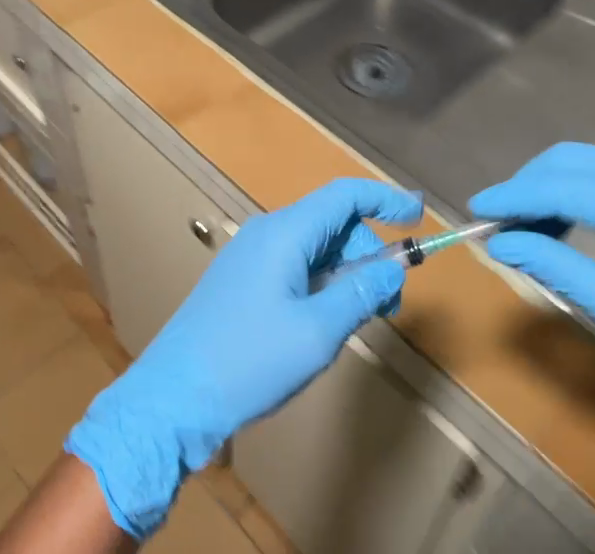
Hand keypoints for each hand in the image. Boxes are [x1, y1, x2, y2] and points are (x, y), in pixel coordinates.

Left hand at [66, 178, 422, 536]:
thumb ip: (361, 293)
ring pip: (316, 249)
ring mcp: (251, 258)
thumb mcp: (318, 332)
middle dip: (369, 253)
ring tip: (362, 319)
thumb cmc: (250, 361)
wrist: (174, 399)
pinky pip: (295, 268)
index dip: (386, 199)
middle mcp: (267, 234)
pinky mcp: (242, 282)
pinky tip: (329, 321)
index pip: (345, 195)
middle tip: (390, 302)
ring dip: (348, 274)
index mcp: (284, 233)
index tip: (420, 216)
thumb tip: (394, 267)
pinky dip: (323, 285)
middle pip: (333, 224)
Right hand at [469, 143, 594, 475]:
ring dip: (543, 189)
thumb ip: (554, 266)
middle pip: (570, 162)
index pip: (564, 186)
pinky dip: (566, 195)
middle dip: (526, 187)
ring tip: (518, 228)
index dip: (514, 196)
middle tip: (494, 222)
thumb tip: (498, 242)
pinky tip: (553, 227)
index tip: (474, 210)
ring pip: (581, 165)